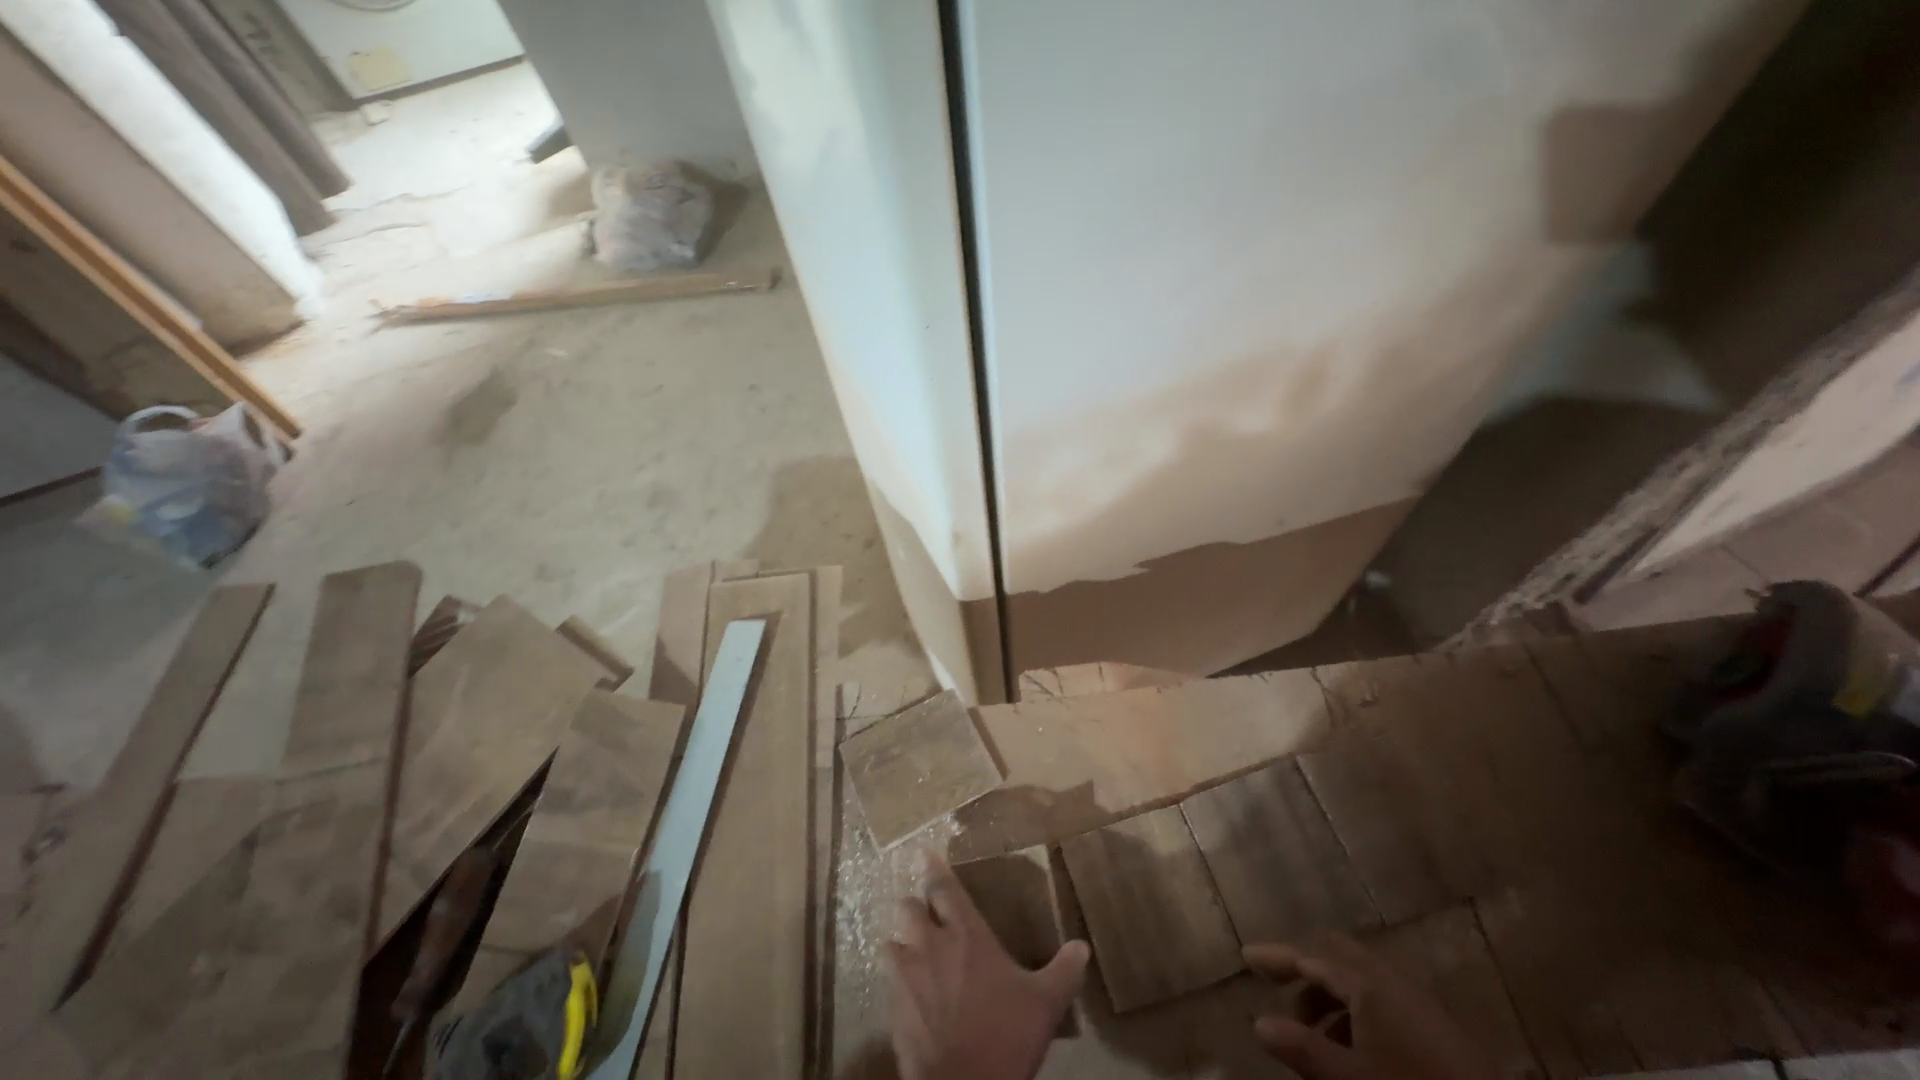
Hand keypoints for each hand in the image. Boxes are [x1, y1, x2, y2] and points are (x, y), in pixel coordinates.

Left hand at [885, 850, 1089, 1079]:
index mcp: (967, 935)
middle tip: (923, 911)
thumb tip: (1082, 947)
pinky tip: (910, 990)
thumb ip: (1063, 971)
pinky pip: (888, 981)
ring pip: (891, 942)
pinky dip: (898, 979)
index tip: (920, 850)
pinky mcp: (892, 1007)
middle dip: (913, 906)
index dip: (931, 867)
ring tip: (912, 951)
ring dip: (900, 942)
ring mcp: (906, 976)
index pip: (943, 888)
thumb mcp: (1046, 1003)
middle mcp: (930, 946)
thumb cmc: (1005, 1035)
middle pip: (907, 908)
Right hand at [1245, 933, 1490, 1079]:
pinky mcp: (1437, 1025)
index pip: (1312, 957)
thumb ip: (1302, 1049)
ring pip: (1362, 979)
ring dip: (1330, 996)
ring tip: (1312, 1037)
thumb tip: (1259, 1023)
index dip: (1277, 956)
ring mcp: (1419, 1001)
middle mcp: (1393, 981)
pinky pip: (1383, 999)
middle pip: (1338, 955)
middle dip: (1305, 970)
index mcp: (1369, 986)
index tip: (1246, 956)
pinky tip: (1352, 1050)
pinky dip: (1355, 1011)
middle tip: (1277, 993)